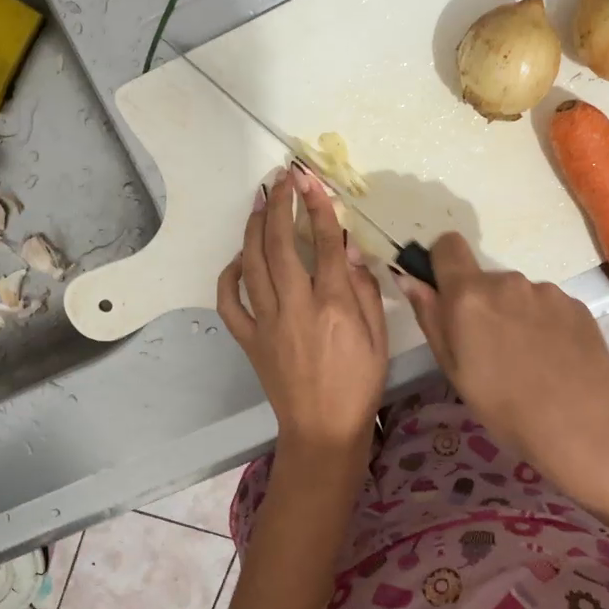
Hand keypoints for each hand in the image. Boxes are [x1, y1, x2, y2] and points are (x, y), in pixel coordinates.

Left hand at [218, 166, 389, 457]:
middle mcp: (295, 306)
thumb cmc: (359, 386)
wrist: (322, 430)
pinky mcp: (248, 339)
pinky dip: (229, 274)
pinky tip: (239, 258)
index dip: (318, 206)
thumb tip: (350, 250)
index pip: (325, 243)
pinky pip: (229, 301)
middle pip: (281, 244)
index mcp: (333, 306)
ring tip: (260, 203)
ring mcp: (266, 322)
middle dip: (280, 205)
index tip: (311, 180)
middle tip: (281, 179)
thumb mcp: (379, 339)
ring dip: (254, 228)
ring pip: (252, 264)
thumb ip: (365, 292)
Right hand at [396, 233, 608, 467]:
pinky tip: (553, 359)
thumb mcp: (453, 369)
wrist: (582, 424)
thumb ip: (431, 317)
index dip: (443, 264)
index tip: (446, 295)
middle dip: (481, 304)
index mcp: (469, 295)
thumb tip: (409, 279)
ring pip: (517, 294)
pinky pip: (547, 306)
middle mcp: (507, 281)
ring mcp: (545, 290)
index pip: (447, 245)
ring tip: (527, 359)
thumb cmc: (504, 406)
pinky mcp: (575, 304)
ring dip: (514, 315)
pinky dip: (544, 324)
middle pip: (484, 279)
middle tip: (490, 350)